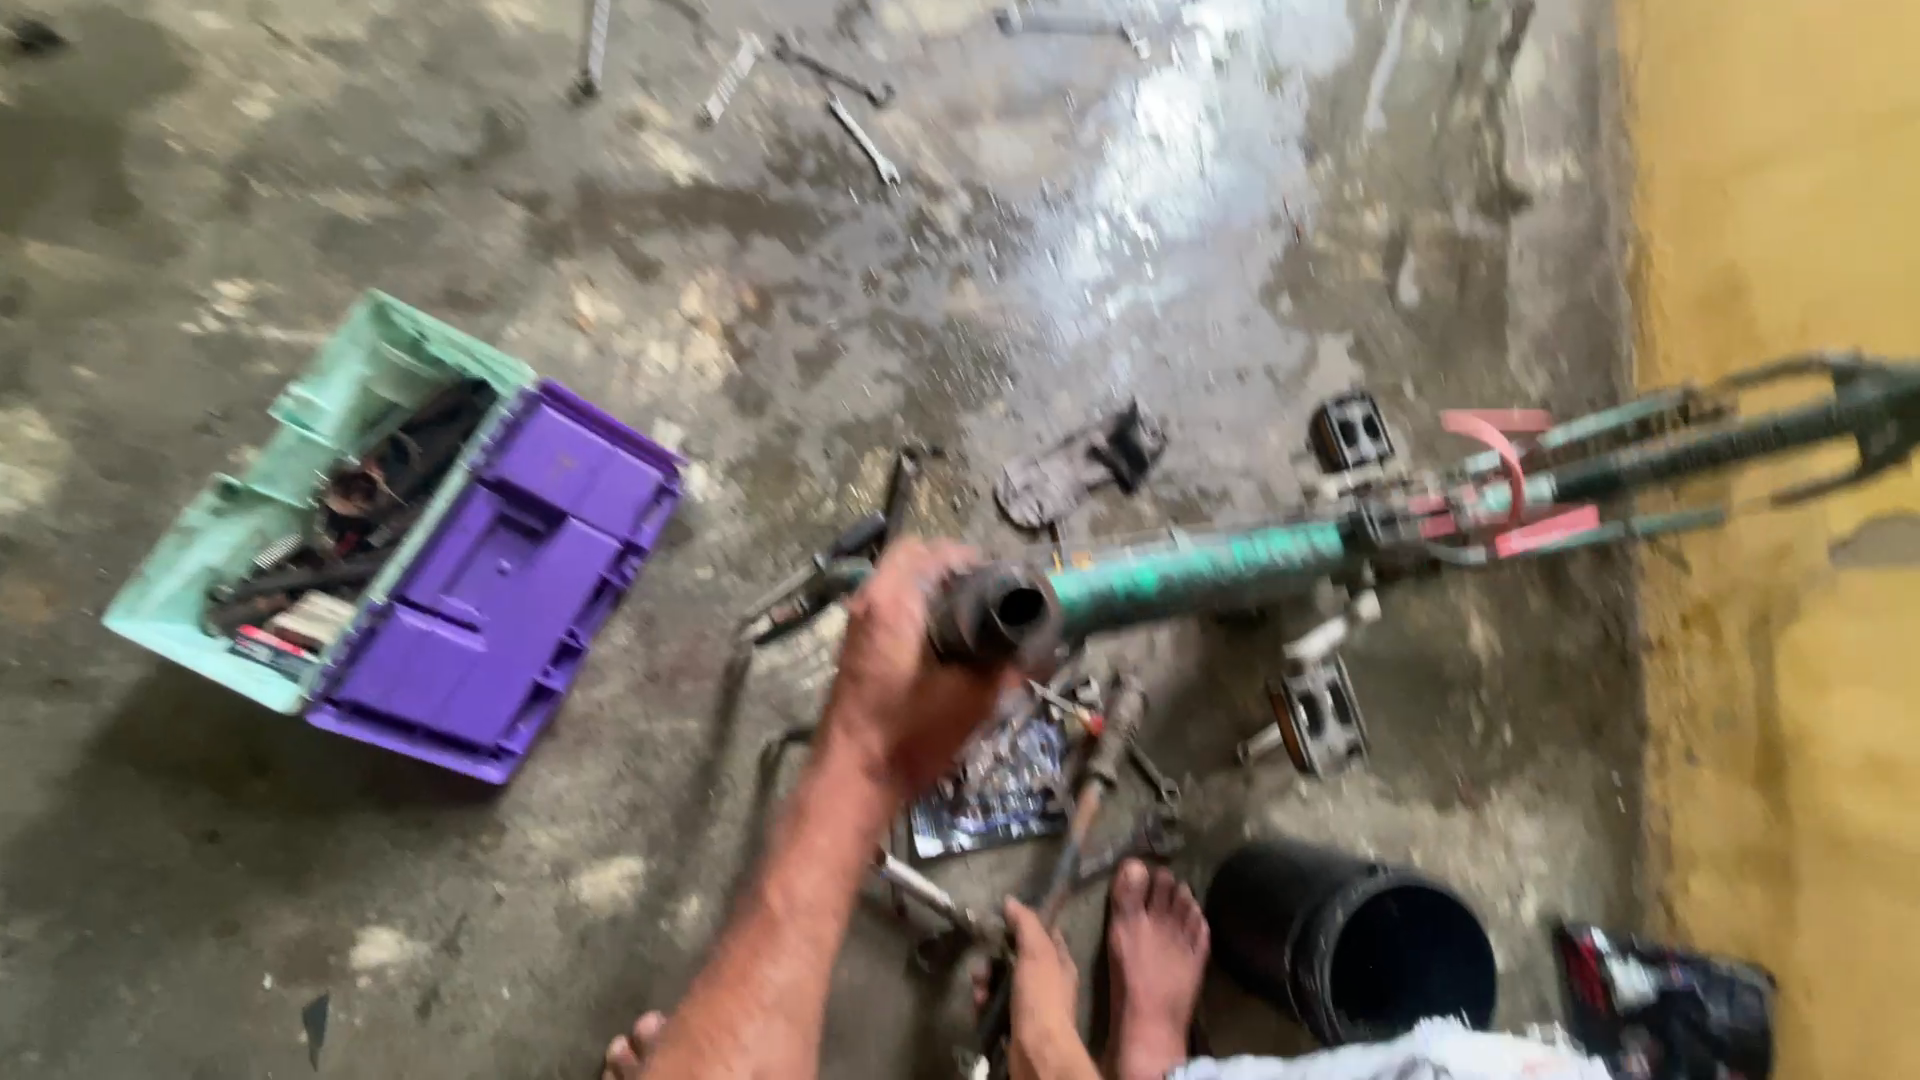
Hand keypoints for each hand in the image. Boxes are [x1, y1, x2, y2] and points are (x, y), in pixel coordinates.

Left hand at [817, 539, 1021, 798]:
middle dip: (950, 568)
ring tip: (971, 614)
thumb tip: (1045, 647)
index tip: (999, 578)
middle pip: (911, 559)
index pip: (931, 551)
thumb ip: (1011, 667)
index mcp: (892, 603)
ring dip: (932, 587)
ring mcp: (856, 625)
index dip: (969, 558)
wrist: (852, 780)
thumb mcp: (973, 700)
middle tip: (986, 591)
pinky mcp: (855, 647)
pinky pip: (888, 606)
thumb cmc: (910, 735)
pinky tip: (945, 639)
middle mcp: (868, 602)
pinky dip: (916, 607)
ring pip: (897, 582)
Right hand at [990, 899, 1095, 1079]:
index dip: (1025, 924)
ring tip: (979, 986)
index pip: (1044, 933)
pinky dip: (983, 1002)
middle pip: (1015, 957)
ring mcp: (1029, 1005)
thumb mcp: (1037, 952)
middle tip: (984, 959)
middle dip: (995, 956)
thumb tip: (1010, 900)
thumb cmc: (1042, 998)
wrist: (1037, 1054)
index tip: (1003, 919)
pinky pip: (992, 1006)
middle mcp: (1047, 983)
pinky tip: (978, 1003)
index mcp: (1060, 963)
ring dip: (985, 980)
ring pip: (1000, 981)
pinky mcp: (1011, 1025)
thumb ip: (1025, 923)